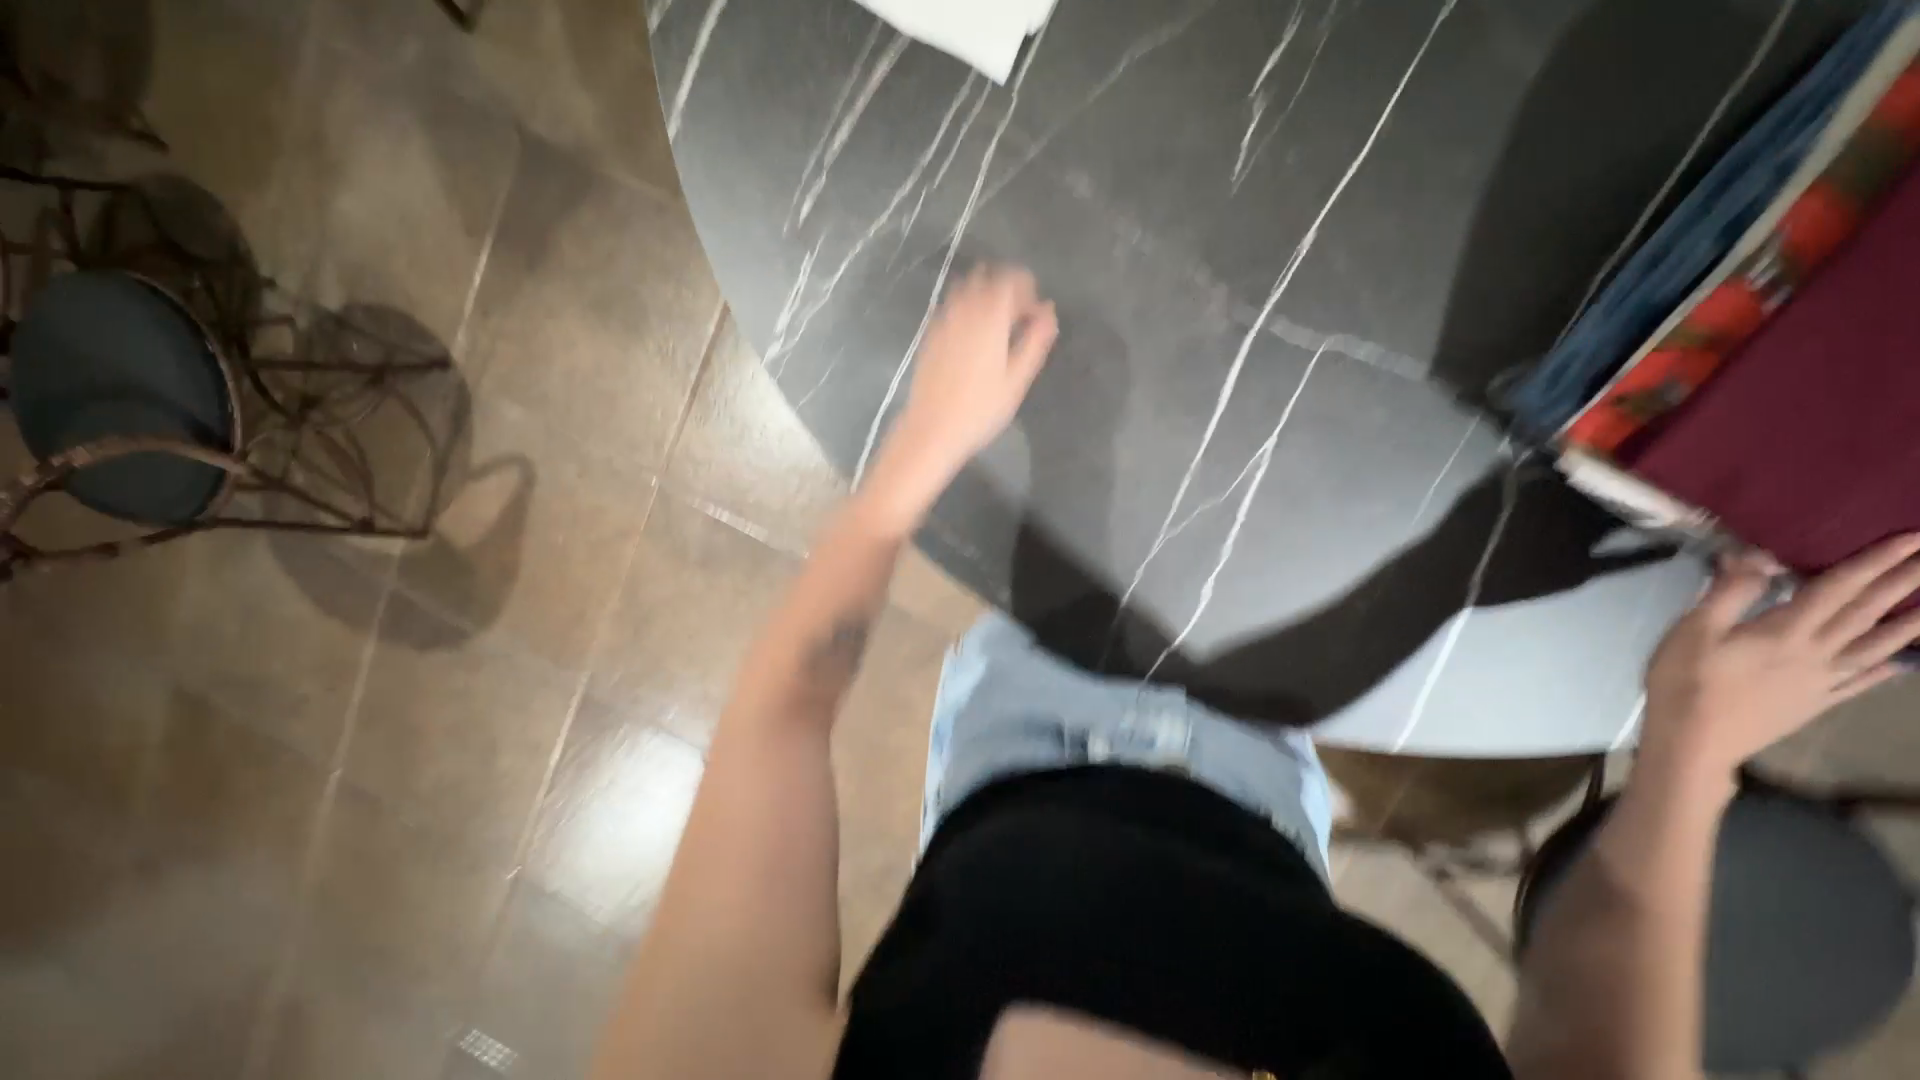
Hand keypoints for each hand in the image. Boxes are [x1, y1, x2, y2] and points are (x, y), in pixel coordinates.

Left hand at [891, 264, 1058, 479]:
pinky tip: (972, 335)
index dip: (1027, 288)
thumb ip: (1035, 341)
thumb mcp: (1017, 380)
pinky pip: (950, 308)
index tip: (1036, 310)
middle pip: (987, 279)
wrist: (932, 429)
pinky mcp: (929, 336)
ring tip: (997, 323)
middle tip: (1020, 316)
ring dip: (984, 296)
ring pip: (965, 291)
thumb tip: (1049, 313)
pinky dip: (965, 310)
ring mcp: (942, 322)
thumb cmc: (981, 409)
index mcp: (990, 318)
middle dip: (1006, 289)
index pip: (1011, 280)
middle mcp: (964, 311)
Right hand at [1640, 535, 1919, 789]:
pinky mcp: (1814, 702)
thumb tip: (1758, 557)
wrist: (1694, 742)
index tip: (1909, 539)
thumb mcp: (1693, 630)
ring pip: (1874, 646)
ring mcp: (1820, 681)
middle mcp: (1815, 653)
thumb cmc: (1685, 682)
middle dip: (1900, 583)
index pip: (1836, 589)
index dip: (1872, 562)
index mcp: (1785, 632)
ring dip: (1908, 624)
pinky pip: (1859, 682)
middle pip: (1864, 613)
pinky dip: (1884, 668)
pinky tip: (1900, 661)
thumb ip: (1729, 593)